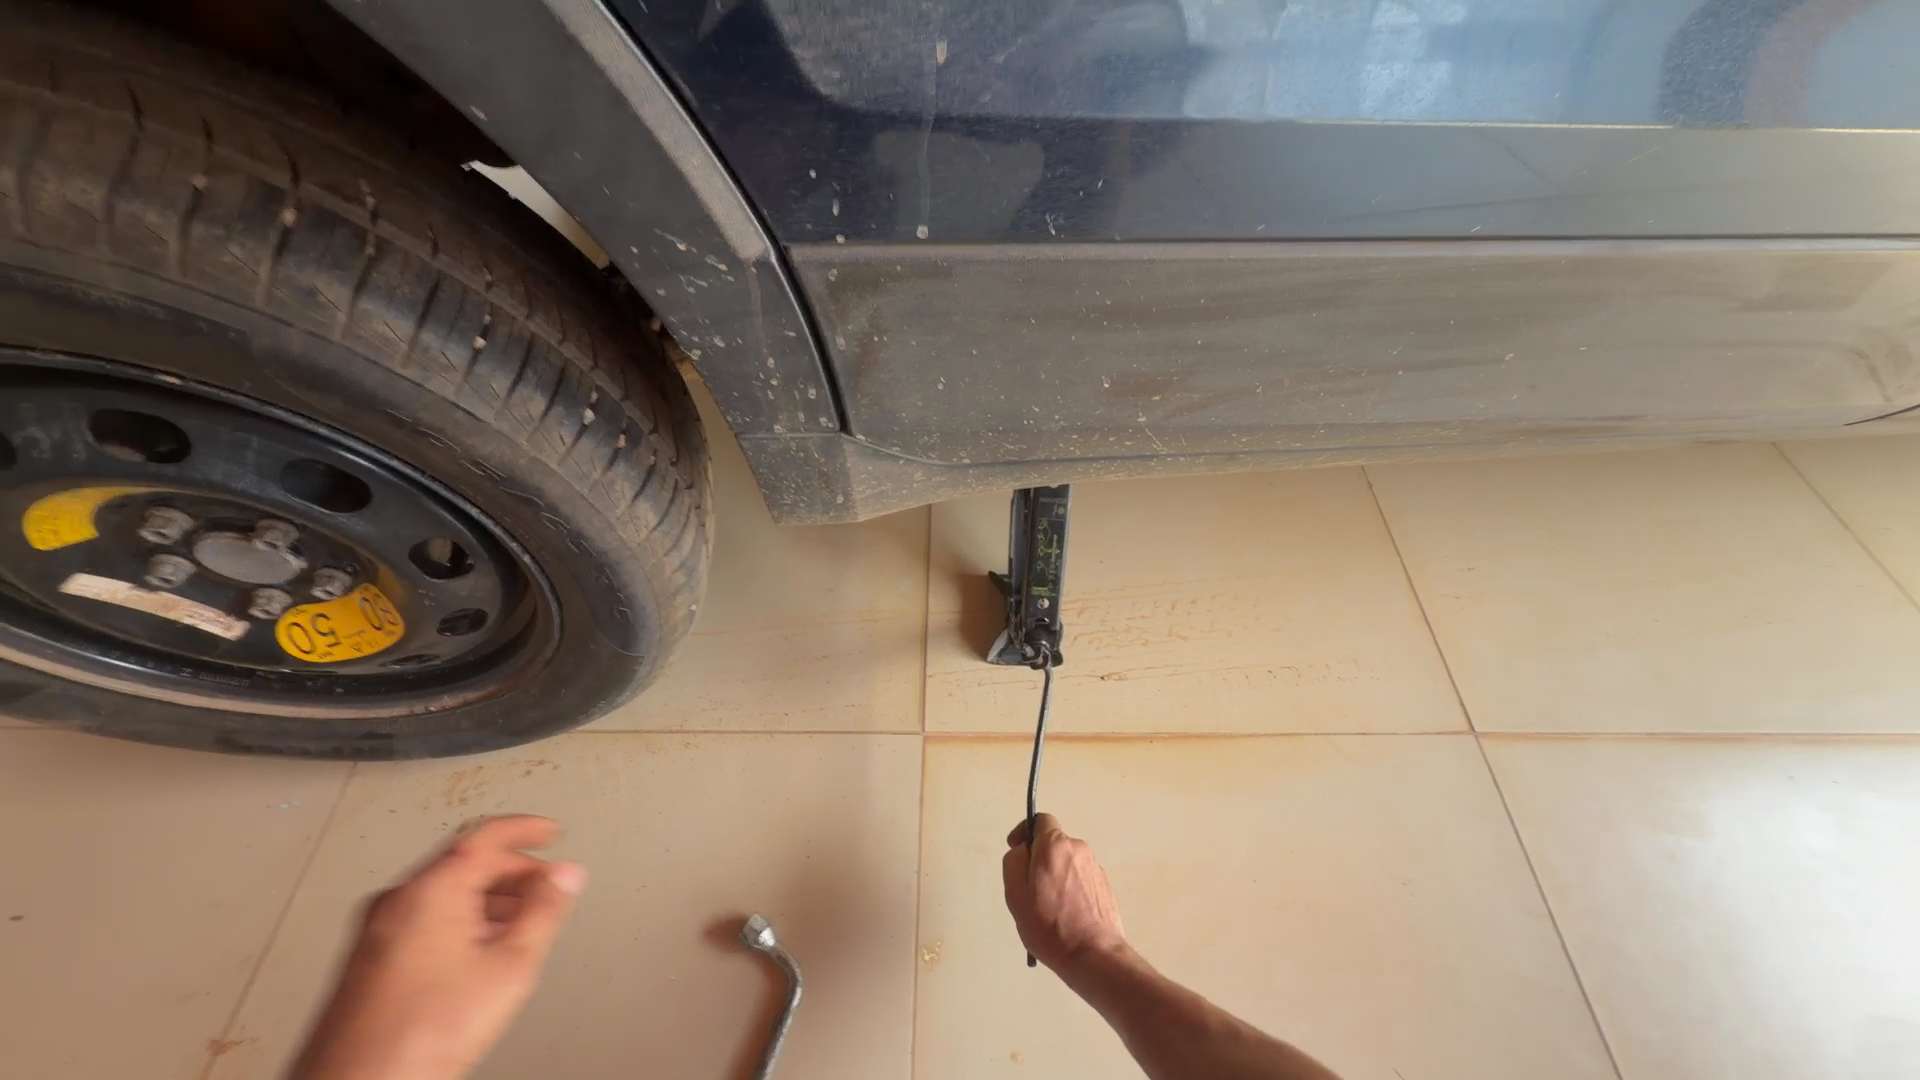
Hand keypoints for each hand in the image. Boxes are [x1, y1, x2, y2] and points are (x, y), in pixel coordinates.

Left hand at [292, 815, 586, 1079]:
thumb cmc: (418, 1037)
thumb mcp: (511, 964)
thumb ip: (546, 909)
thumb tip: (566, 875)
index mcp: (431, 889)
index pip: (488, 834)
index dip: (528, 829)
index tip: (550, 831)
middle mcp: (396, 901)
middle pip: (467, 862)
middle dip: (514, 872)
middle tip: (546, 884)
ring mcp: (375, 930)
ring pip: (446, 892)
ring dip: (490, 899)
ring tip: (521, 924)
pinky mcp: (366, 958)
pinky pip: (424, 916)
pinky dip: (462, 918)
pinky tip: (481, 952)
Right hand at [1003, 812, 1127, 972]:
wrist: (1094, 956)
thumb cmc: (1049, 924)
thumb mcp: (1015, 893)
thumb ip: (1014, 862)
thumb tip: (1022, 850)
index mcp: (1055, 845)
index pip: (1040, 820)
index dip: (1025, 832)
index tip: (1017, 852)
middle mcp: (1079, 849)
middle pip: (1053, 845)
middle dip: (1039, 861)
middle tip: (1030, 891)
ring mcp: (1095, 868)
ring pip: (1067, 864)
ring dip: (1055, 877)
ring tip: (1048, 910)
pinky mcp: (1105, 887)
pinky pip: (1080, 880)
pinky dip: (1070, 890)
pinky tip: (1066, 916)